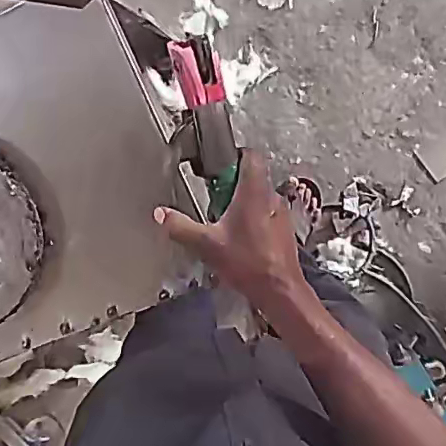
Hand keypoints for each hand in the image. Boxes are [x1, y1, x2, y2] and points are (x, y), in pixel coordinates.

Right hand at [154, 151, 309, 306]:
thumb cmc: (250, 264)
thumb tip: (162, 215)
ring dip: (243, 204)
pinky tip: (241, 240)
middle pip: (252, 178)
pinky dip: (254, 220)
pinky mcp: (284, 230)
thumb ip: (181, 227)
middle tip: (216, 201)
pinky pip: (267, 215)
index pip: (251, 156)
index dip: (235, 155)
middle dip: (232, 186)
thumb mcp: (206, 245)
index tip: (219, 166)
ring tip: (226, 224)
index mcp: (254, 193)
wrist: (279, 290)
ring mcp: (280, 215)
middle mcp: (271, 199)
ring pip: (260, 198)